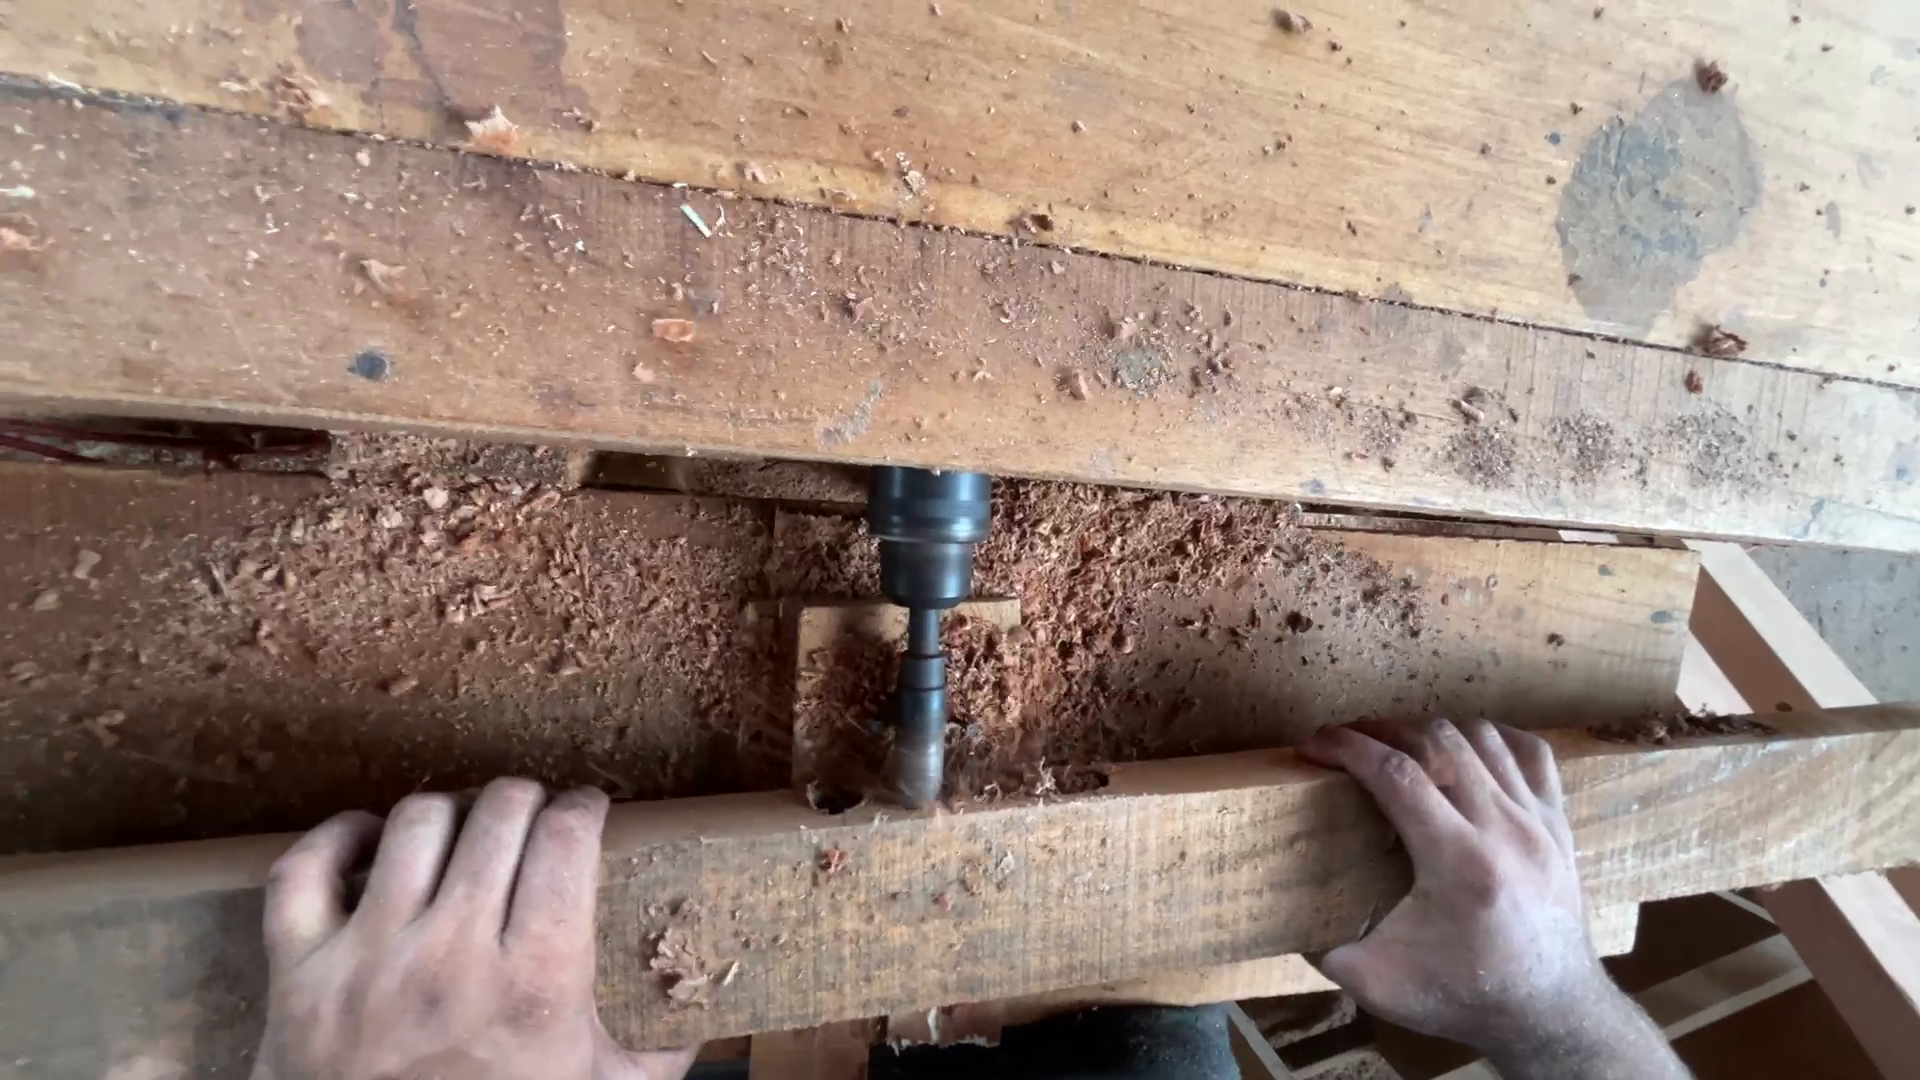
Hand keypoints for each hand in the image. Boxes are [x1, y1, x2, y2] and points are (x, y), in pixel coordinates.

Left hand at [251, 780, 695, 1079]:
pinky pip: (302, 871)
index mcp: (537, 976)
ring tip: (468, 833)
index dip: (585, 806)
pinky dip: (336, 838)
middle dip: (531, 801)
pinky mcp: (296, 979)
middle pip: (503, 809)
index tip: (588, 812)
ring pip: (418, 821)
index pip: (568, 834)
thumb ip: (667, 1047)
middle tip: (536, 823)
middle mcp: (452, 955)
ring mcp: (367, 962)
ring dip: (454, 813)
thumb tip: (712, 1009)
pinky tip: (372, 839)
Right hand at [1298, 719, 1612, 1049]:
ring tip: (1396, 747)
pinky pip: (1530, 753)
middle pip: (1435, 740)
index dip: (1346, 746)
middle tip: (1345, 744)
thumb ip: (1323, 949)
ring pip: (1479, 738)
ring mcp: (1539, 823)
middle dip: (1379, 730)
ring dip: (1428, 732)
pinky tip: (1462, 748)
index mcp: (1459, 862)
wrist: (1557, 1020)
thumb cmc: (1464, 995)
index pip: (1396, 772)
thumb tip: (1272, 909)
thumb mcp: (1379, 984)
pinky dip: (1491, 738)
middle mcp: (1504, 830)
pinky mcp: (1559, 825)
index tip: (1312, 745)